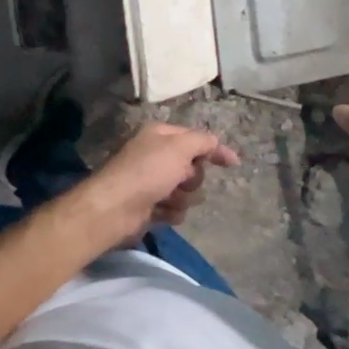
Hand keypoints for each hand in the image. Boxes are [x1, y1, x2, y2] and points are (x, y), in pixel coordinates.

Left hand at [82, 122, 239, 244]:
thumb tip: (216, 143)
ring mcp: (152, 183)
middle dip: (191, 178)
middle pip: (193, 168)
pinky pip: (176, 210)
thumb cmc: (147, 172)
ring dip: (181, 198)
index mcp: (160, 136)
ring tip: (165, 199)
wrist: (115, 208)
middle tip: (178, 180)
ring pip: (187, 192)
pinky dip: (170, 212)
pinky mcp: (151, 206)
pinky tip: (158, 212)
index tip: (234, 164)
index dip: (215, 150)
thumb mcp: (179, 147)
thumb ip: (202, 141)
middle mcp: (156, 156)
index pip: (196, 139)